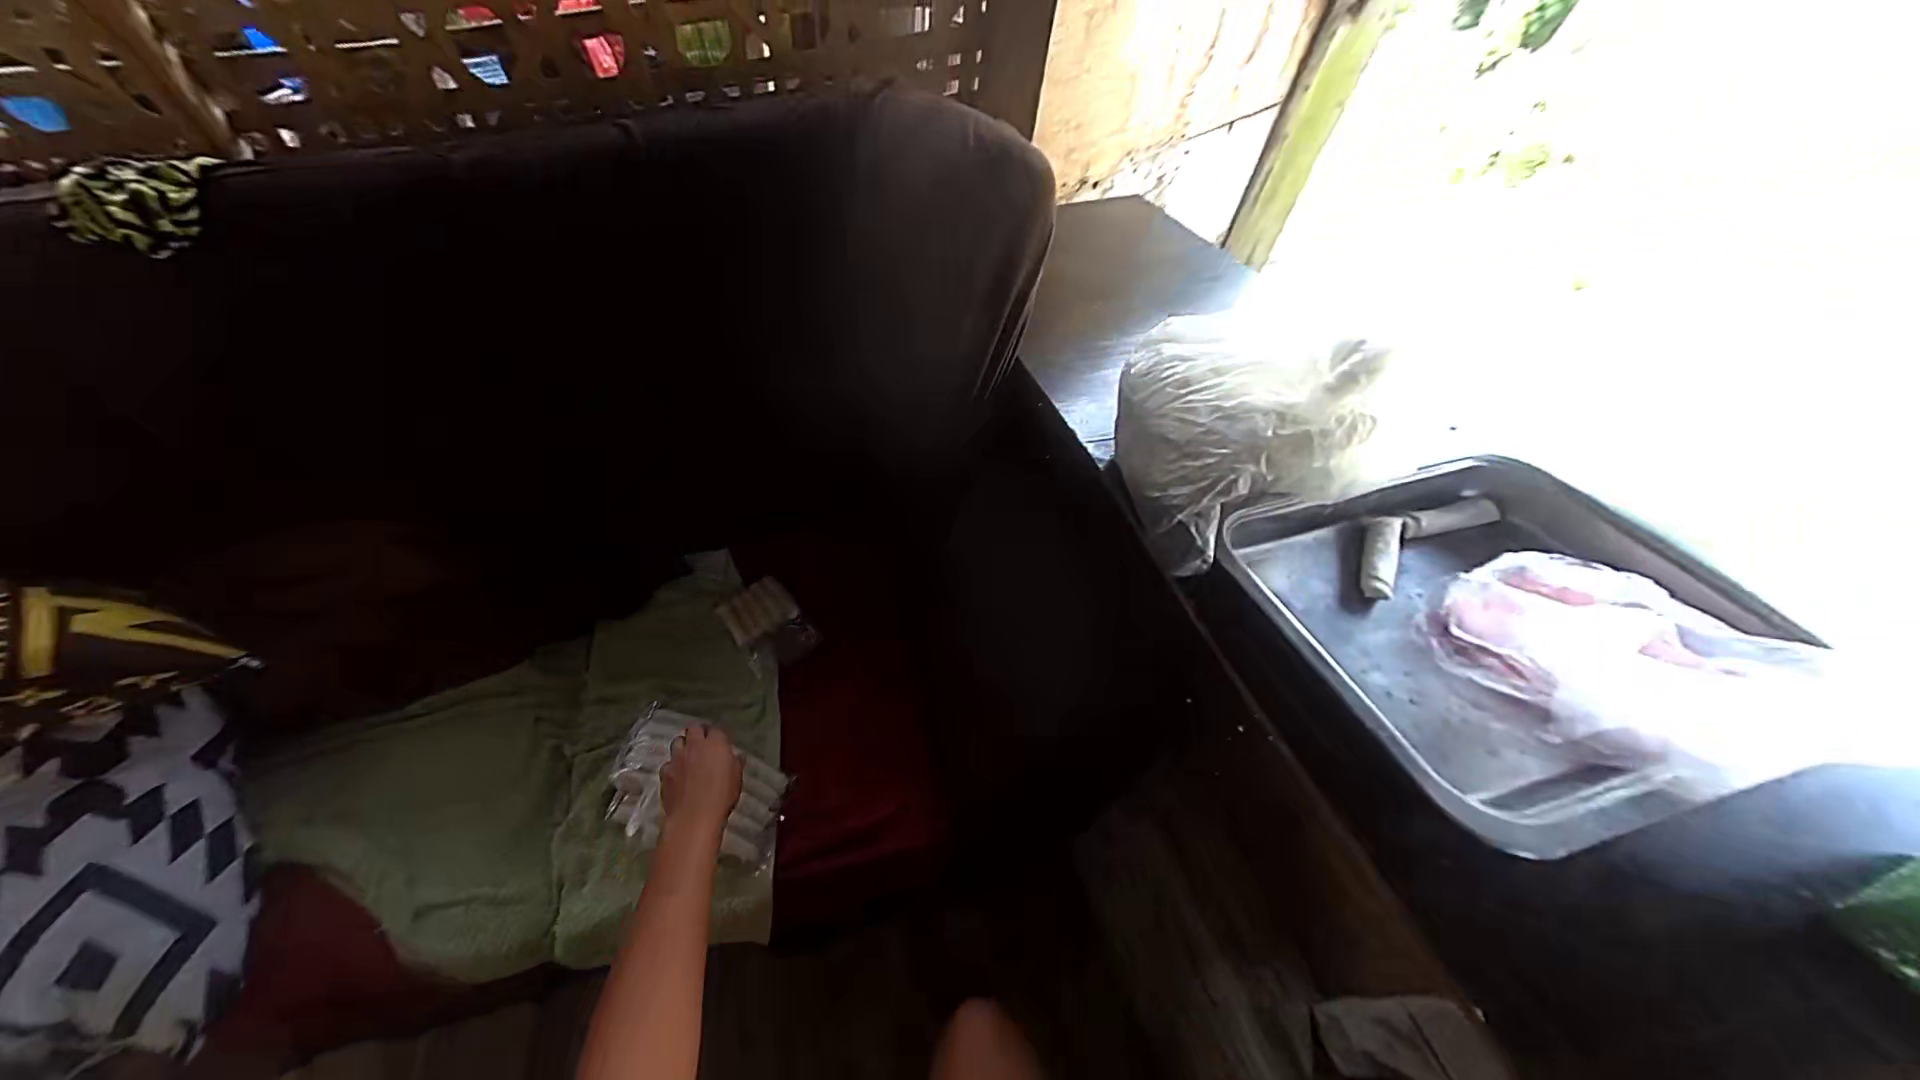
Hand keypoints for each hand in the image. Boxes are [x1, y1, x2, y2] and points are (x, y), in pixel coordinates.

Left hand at [660, 724, 742, 835]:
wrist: (694, 817)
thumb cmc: (722, 797)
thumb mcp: (737, 779)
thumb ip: (736, 763)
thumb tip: (738, 756)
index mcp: (716, 744)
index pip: (716, 729)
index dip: (718, 735)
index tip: (720, 742)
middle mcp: (695, 745)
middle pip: (694, 728)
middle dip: (698, 732)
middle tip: (703, 743)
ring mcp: (677, 758)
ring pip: (677, 741)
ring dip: (684, 745)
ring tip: (689, 755)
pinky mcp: (665, 772)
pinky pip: (668, 762)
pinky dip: (673, 765)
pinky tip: (678, 773)